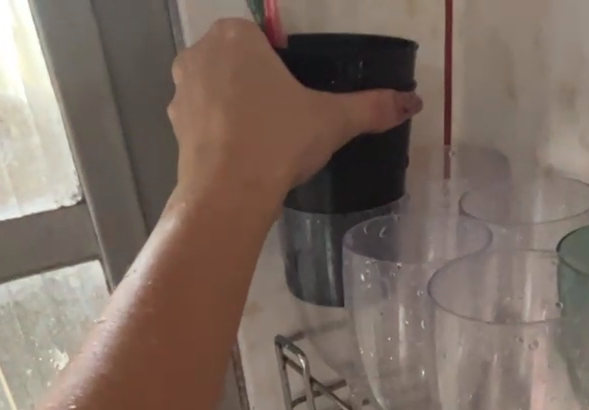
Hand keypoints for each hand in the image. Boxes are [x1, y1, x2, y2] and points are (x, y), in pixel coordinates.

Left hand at [168, 19, 422, 216]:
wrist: (228, 194)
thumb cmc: (279, 142)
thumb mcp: (332, 121)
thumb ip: (371, 107)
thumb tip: (414, 102)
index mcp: (235, 36)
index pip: (261, 41)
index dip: (279, 71)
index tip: (294, 102)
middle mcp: (200, 54)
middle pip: (237, 66)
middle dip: (256, 90)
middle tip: (283, 126)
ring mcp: (182, 93)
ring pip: (217, 95)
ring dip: (236, 114)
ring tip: (263, 148)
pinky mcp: (174, 130)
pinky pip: (204, 127)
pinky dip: (220, 140)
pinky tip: (242, 163)